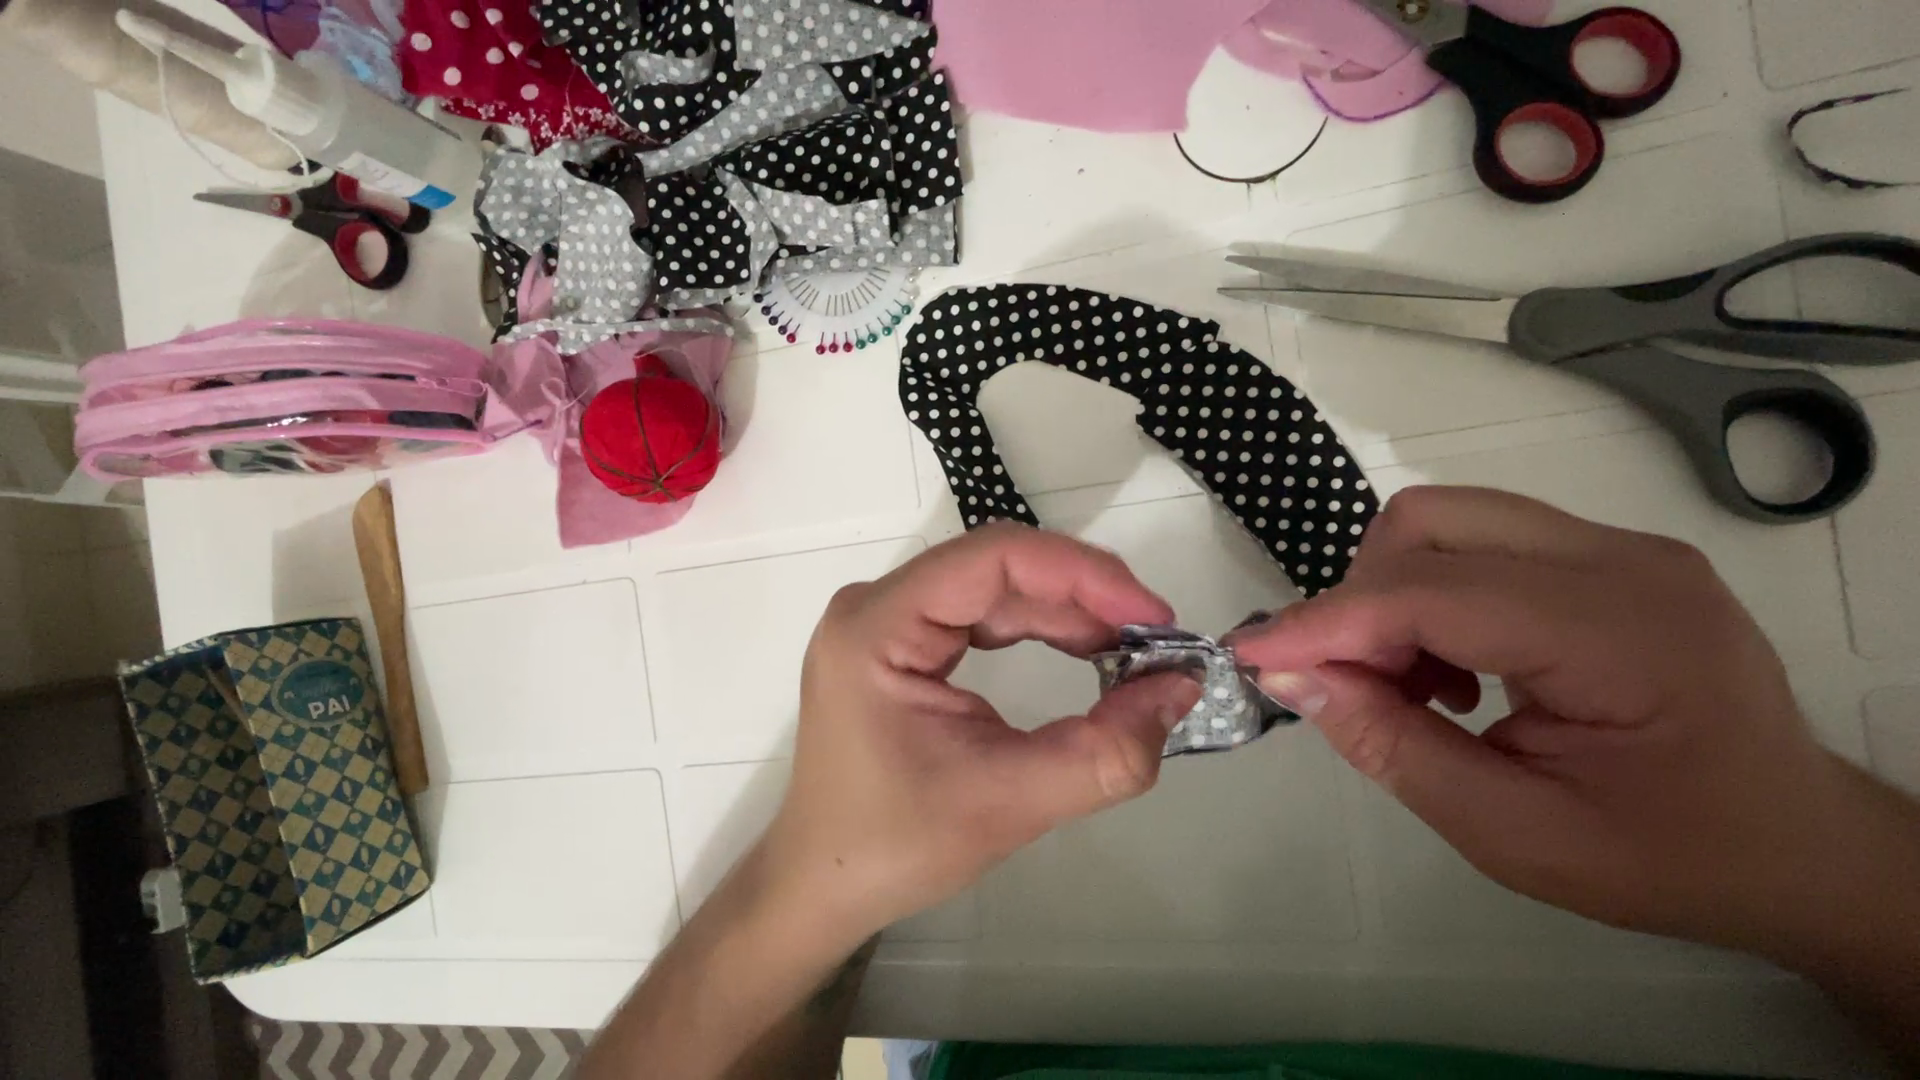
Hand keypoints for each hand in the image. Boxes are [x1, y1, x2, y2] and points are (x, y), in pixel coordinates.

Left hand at [758, 523, 1202, 947]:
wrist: (823, 882)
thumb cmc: (896, 847)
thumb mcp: (1010, 802)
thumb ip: (1105, 753)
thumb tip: (1182, 688)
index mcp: (877, 628)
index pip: (992, 559)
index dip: (1081, 574)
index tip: (1151, 616)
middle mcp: (877, 606)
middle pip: (996, 569)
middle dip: (1083, 596)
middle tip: (1156, 639)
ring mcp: (888, 622)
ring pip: (995, 590)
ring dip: (1068, 613)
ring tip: (1133, 650)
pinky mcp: (905, 644)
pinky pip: (982, 617)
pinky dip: (1041, 631)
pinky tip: (1087, 651)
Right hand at [1229, 486, 1911, 963]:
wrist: (1797, 847)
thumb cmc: (1666, 857)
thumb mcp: (1513, 833)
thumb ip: (1391, 746)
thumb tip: (1289, 673)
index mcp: (1624, 635)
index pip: (1433, 593)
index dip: (1326, 619)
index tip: (1247, 654)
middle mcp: (1624, 561)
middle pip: (1430, 522)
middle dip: (1359, 598)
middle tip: (1355, 681)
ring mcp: (1619, 546)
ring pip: (1444, 520)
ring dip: (1389, 592)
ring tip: (1409, 680)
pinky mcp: (1602, 553)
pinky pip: (1474, 540)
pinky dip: (1426, 592)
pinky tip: (1448, 665)